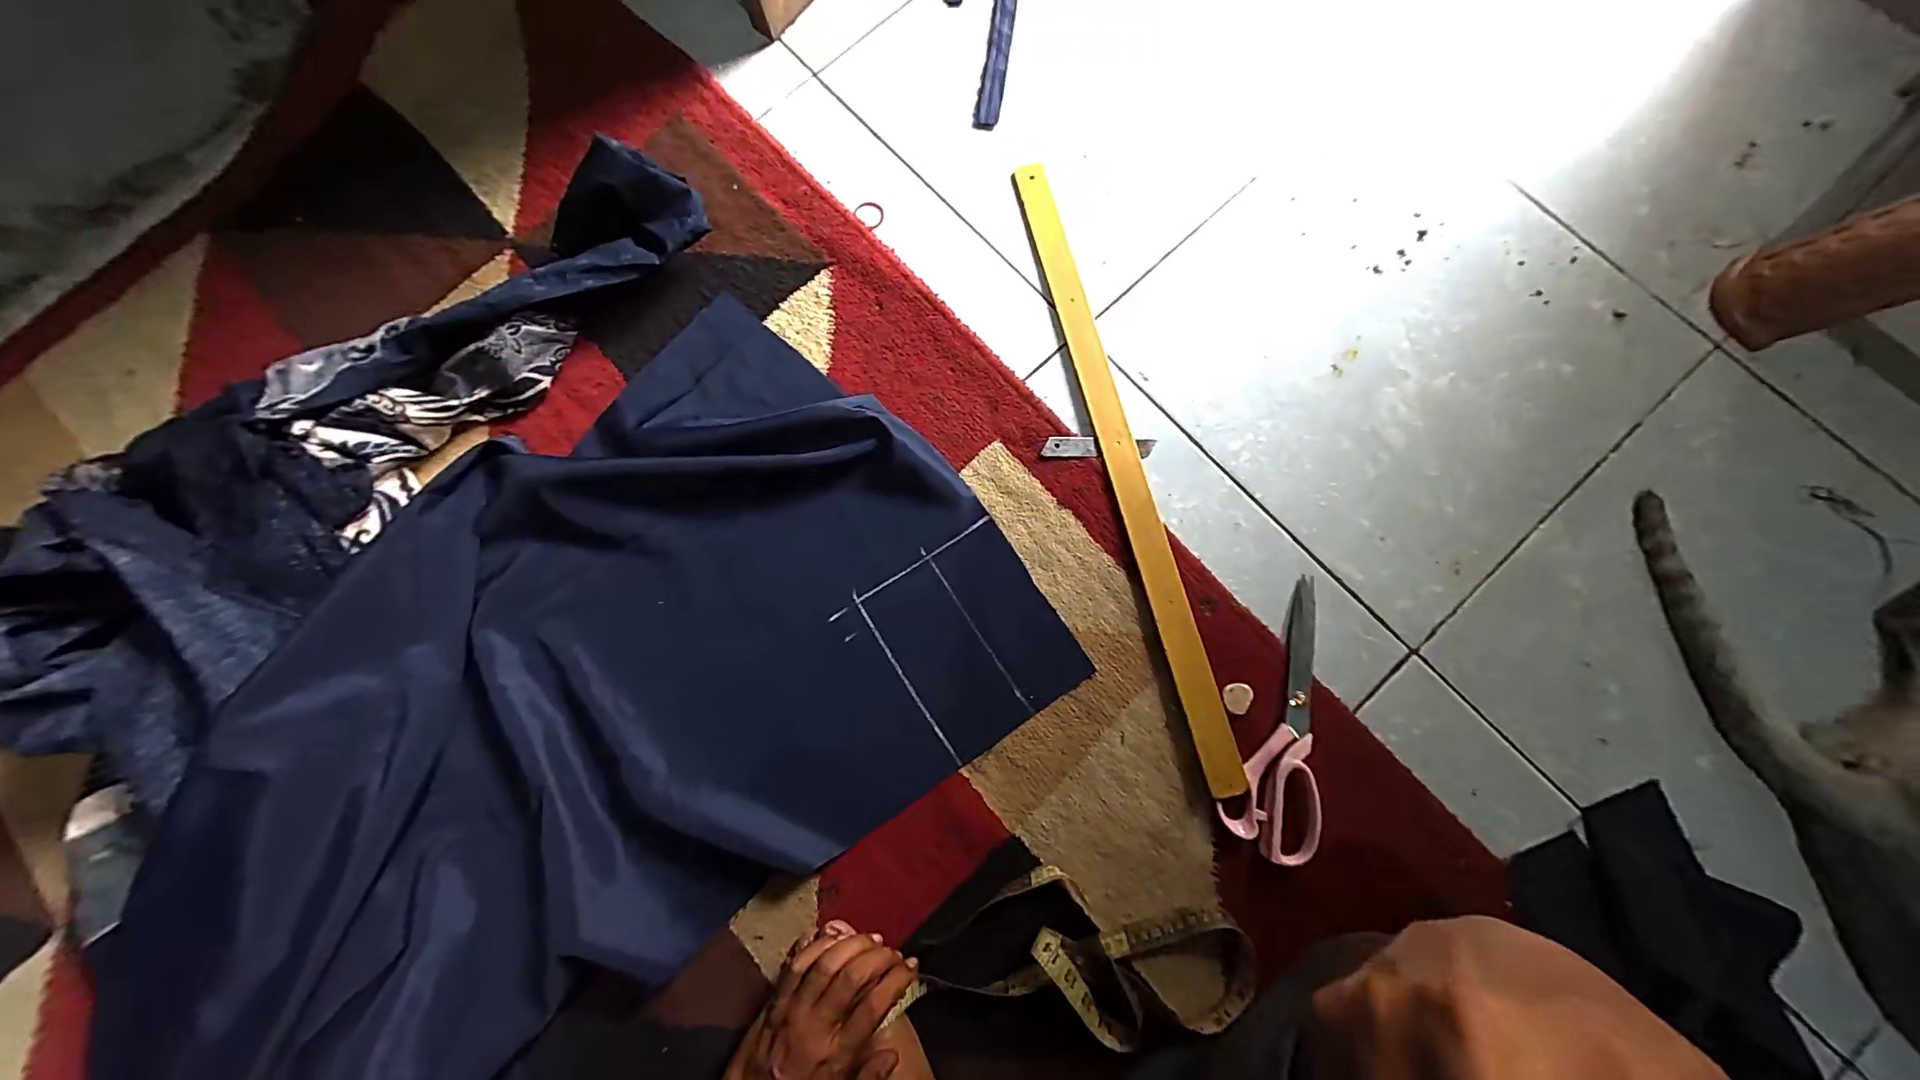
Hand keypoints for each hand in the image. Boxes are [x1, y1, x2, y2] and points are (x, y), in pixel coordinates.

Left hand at [728, 922, 920, 1079]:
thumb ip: (866, 1077)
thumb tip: (893, 1054)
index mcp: (835, 1056)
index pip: (873, 1007)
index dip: (896, 980)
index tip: (911, 965)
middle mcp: (815, 1028)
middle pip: (851, 977)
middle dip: (877, 956)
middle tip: (892, 949)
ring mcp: (791, 1012)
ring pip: (825, 964)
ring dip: (851, 945)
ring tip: (870, 939)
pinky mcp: (773, 1002)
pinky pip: (795, 965)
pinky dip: (815, 945)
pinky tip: (833, 935)